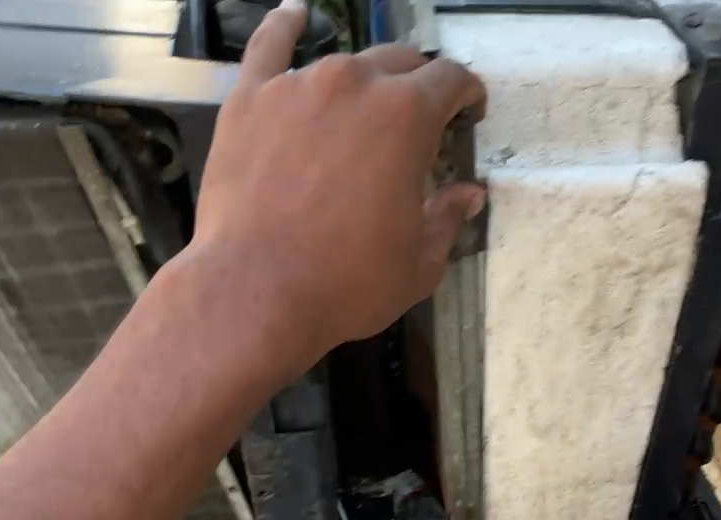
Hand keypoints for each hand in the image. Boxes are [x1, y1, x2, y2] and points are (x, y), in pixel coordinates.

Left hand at [188, 0, 486, 362]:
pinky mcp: (249, 100)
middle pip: (399, 62)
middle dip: (419, 86)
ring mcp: (297, 85)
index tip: (470, 113)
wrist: (259, 291)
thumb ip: (447, 219)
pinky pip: (269, 47)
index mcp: (406, 117)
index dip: (468, 94)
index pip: (450, 80)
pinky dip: (285, 27)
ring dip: (364, 82)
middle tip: (420, 121)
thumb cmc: (350, 284)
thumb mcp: (419, 263)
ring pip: (343, 63)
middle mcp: (354, 82)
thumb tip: (470, 194)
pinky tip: (295, 17)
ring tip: (365, 107)